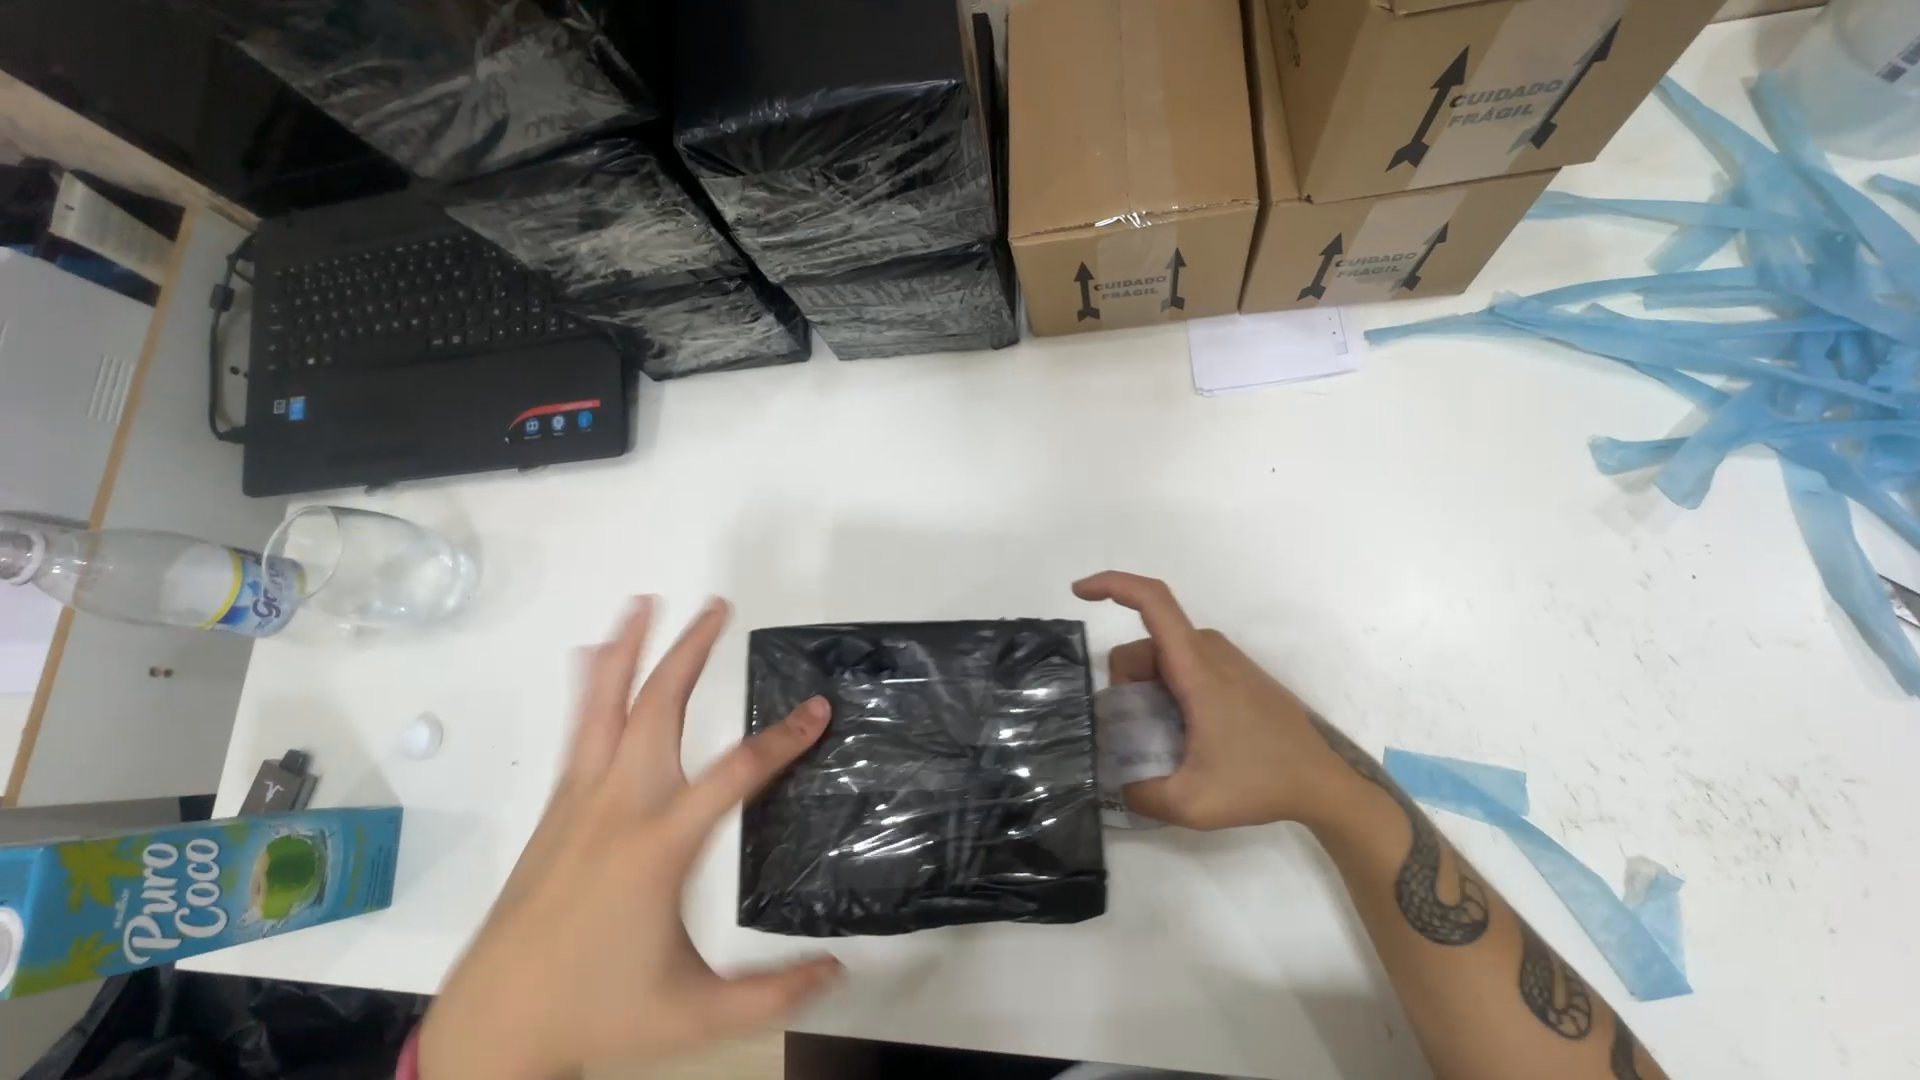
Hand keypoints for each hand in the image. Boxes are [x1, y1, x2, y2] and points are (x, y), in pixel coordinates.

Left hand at [419, 597, 841, 1079]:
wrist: (490, 1029)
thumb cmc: (596, 1015)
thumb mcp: (696, 1016)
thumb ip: (774, 992)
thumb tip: (840, 970)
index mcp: (660, 845)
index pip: (737, 775)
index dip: (784, 739)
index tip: (819, 710)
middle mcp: (619, 807)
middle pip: (658, 709)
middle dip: (690, 651)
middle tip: (718, 606)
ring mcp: (580, 802)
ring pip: (604, 707)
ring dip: (628, 649)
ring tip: (645, 603)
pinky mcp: (556, 809)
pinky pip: (577, 729)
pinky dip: (590, 684)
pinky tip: (593, 658)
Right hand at [1073, 572, 1347, 830]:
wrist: (1325, 782)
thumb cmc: (1261, 783)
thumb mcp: (1192, 804)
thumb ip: (1139, 794)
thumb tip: (1113, 782)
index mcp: (1197, 668)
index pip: (1153, 602)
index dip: (1112, 585)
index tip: (1079, 591)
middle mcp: (1210, 651)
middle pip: (1145, 645)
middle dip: (1124, 684)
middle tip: (1136, 735)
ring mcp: (1226, 660)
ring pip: (1161, 657)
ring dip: (1146, 691)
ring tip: (1165, 740)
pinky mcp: (1235, 673)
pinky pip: (1183, 666)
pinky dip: (1167, 692)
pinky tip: (1184, 734)